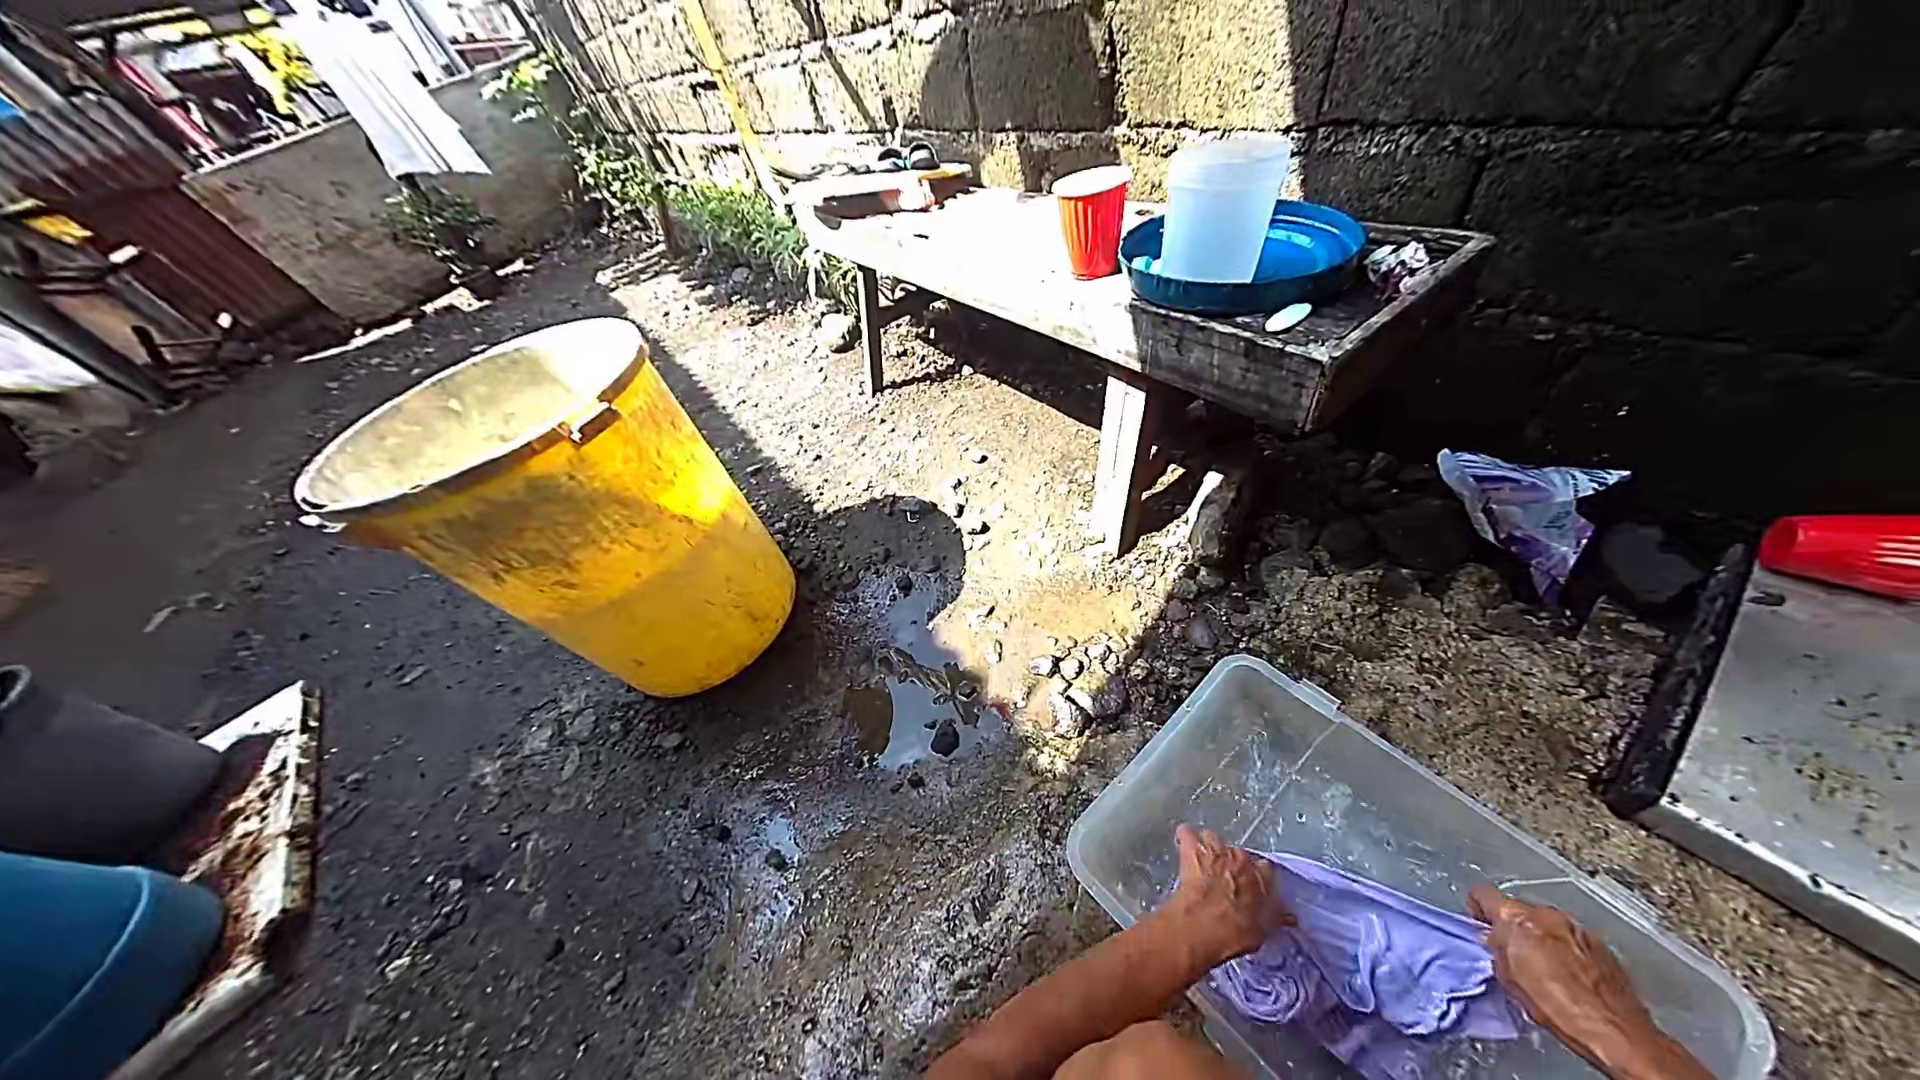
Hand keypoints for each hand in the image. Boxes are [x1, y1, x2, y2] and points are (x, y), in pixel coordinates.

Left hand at [1161, 824, 1292, 966]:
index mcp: (1261, 876)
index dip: (1257, 877)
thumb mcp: (1262, 931)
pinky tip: (1183, 846)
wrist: (1203, 924)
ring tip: (1203, 863)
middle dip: (1232, 863)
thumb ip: (1273, 917)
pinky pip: (1186, 833)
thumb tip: (1288, 917)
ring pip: (1213, 838)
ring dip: (1209, 848)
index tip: (1251, 886)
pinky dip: (1185, 838)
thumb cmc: (1235, 933)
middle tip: (1225, 879)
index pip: (1266, 869)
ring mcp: (1215, 850)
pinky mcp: (1191, 848)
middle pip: (1238, 853)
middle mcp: (1240, 858)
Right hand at [1469, 885, 1712, 1079]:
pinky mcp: (1602, 946)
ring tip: (1547, 969)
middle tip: (1515, 955)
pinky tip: (1572, 976)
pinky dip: (1567, 950)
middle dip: (1515, 928)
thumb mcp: (1507, 977)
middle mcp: (1546, 914)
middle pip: (1517, 909)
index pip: (1482, 892)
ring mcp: (1577, 928)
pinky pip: (1572, 938)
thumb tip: (1496, 942)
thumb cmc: (1558, 1008)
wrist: (1617, 1033)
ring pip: (1546, 924)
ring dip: (1542, 938)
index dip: (1478, 909)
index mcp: (1515, 917)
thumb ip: (1496, 948)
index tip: (1483, 927)